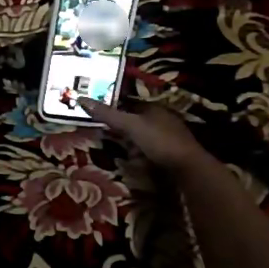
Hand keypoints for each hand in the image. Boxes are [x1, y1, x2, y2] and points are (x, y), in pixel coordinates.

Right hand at [80, 98, 208, 173]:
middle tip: (106, 135)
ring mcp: (169, 136)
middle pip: (135, 120)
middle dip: (121, 128)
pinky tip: (136, 162)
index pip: (130, 103)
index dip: (115, 107)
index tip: (100, 115)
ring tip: (121, 151)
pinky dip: (140, 154)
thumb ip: (107, 114)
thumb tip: (81, 99)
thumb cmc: (159, 141)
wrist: (188, 168)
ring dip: (131, 144)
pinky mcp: (171, 152)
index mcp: (155, 108)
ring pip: (142, 136)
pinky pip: (149, 150)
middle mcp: (163, 119)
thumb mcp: (130, 125)